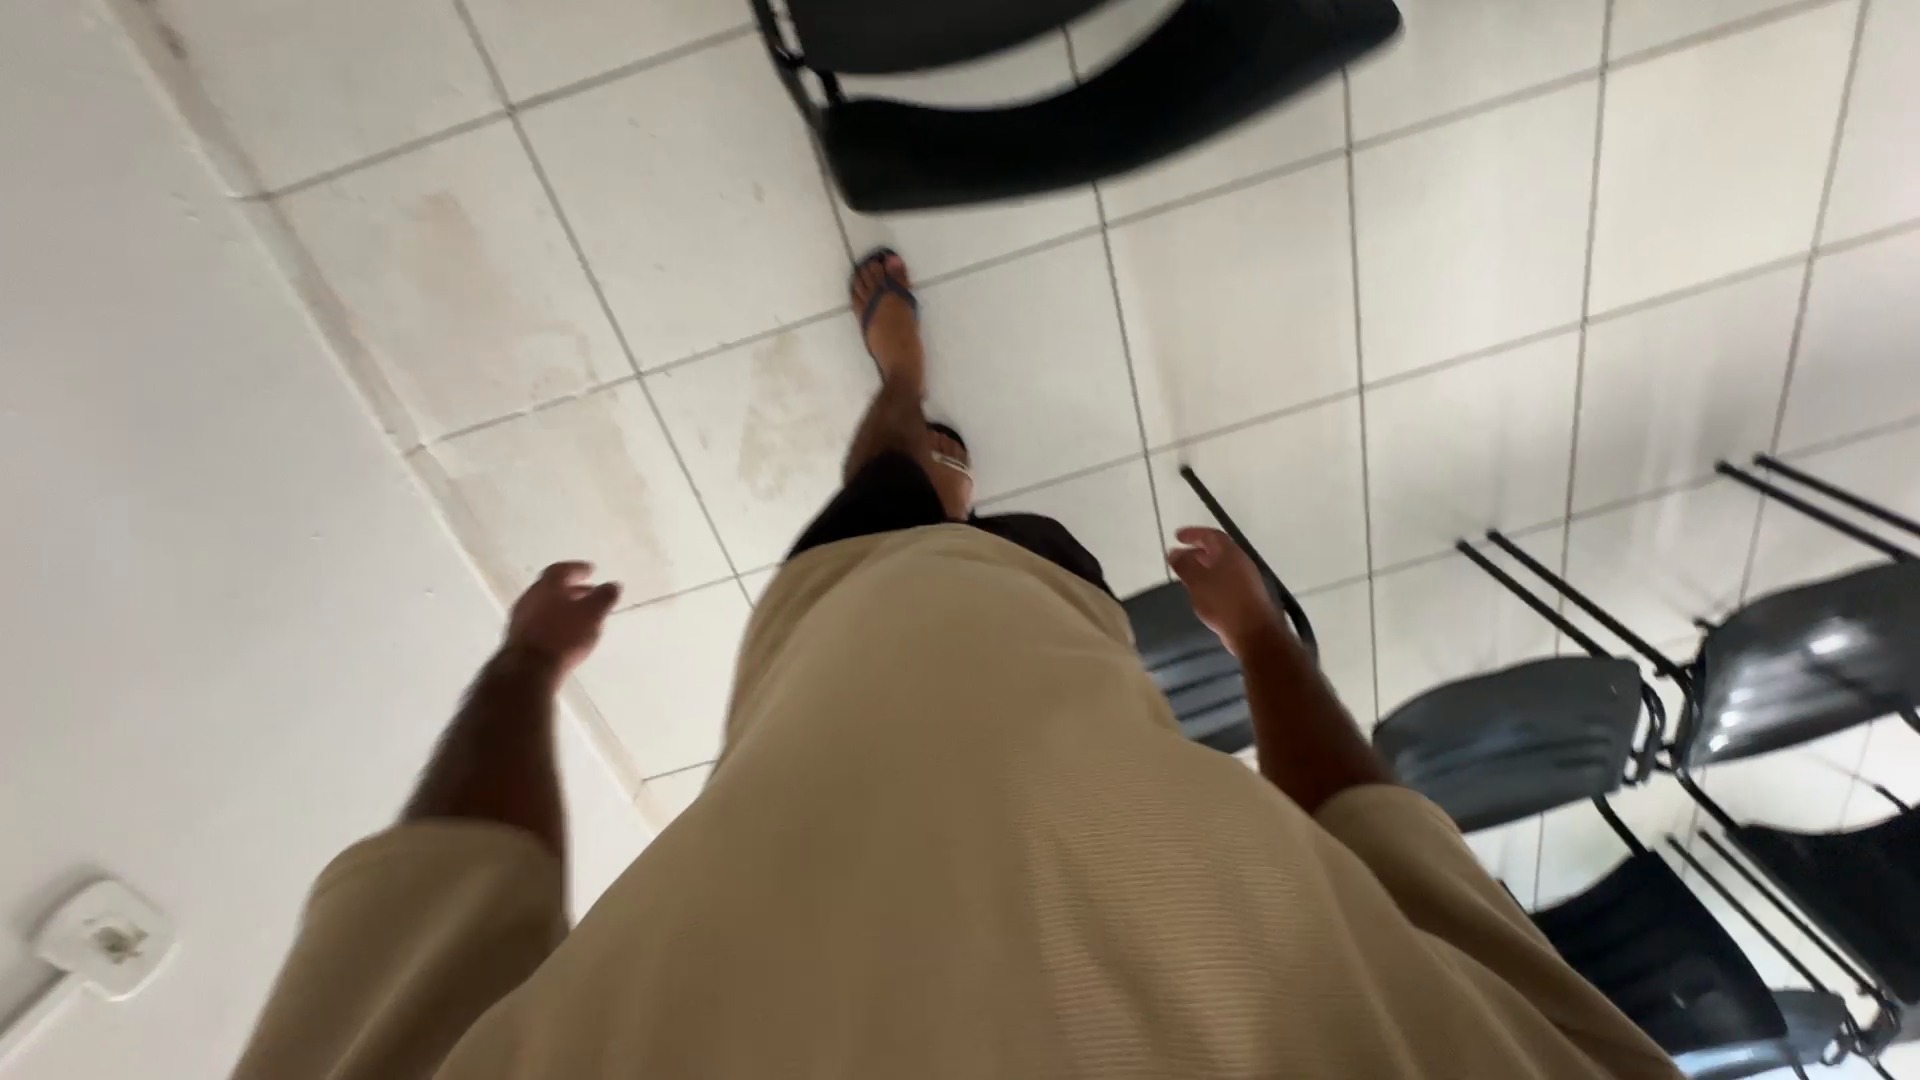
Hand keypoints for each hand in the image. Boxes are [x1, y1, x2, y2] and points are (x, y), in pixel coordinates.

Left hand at [503, 561, 621, 678]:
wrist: (528, 669)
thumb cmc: (564, 635)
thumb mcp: (593, 614)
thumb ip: (605, 597)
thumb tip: (614, 585)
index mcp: (547, 586)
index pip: (561, 569)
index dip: (577, 568)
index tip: (591, 570)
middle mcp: (529, 597)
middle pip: (552, 587)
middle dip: (572, 589)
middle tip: (590, 592)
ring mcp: (520, 618)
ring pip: (545, 605)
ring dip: (564, 606)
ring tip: (581, 615)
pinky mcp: (518, 638)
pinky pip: (539, 622)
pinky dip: (555, 621)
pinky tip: (566, 633)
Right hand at [1168, 527, 1282, 653]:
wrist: (1253, 632)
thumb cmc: (1223, 602)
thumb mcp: (1197, 581)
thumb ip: (1185, 565)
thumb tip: (1174, 552)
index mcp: (1230, 554)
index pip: (1211, 535)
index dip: (1193, 534)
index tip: (1177, 537)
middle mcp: (1240, 563)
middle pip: (1217, 550)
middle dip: (1196, 551)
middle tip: (1179, 557)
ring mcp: (1246, 580)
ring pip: (1221, 567)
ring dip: (1202, 567)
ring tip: (1186, 575)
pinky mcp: (1246, 596)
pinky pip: (1225, 581)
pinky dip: (1210, 581)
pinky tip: (1201, 593)